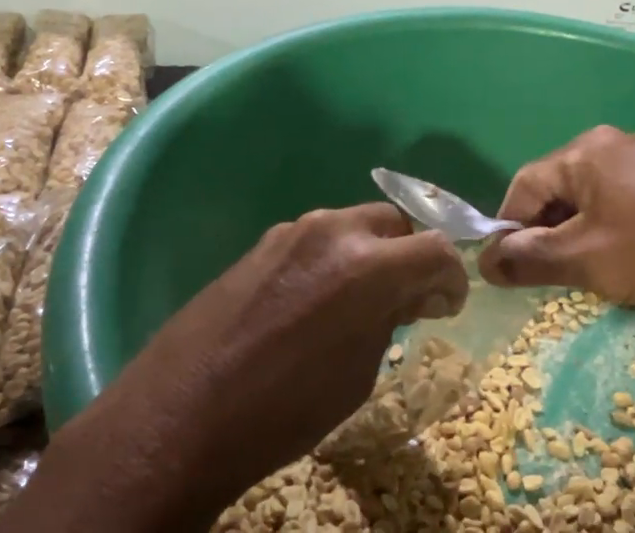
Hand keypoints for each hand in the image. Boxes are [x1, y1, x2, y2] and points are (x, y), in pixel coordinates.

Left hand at [54, 203, 467, 527]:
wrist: (183, 413)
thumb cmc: (284, 410)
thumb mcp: (358, 375)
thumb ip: (390, 320)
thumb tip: (406, 298)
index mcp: (369, 267)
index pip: (437, 249)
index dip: (451, 278)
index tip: (446, 306)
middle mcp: (334, 231)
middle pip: (396, 222)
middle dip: (411, 256)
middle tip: (408, 299)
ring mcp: (292, 231)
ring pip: (353, 225)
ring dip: (370, 254)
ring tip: (359, 301)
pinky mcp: (260, 242)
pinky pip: (316, 238)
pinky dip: (333, 259)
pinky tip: (316, 301)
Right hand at [477, 126, 634, 337]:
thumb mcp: (589, 260)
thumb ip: (530, 258)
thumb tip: (486, 262)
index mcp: (587, 151)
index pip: (524, 185)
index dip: (509, 230)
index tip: (506, 275)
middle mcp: (611, 148)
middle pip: (555, 193)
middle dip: (545, 239)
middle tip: (549, 285)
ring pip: (587, 208)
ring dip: (577, 246)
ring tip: (587, 284)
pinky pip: (618, 214)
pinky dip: (608, 243)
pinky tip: (621, 275)